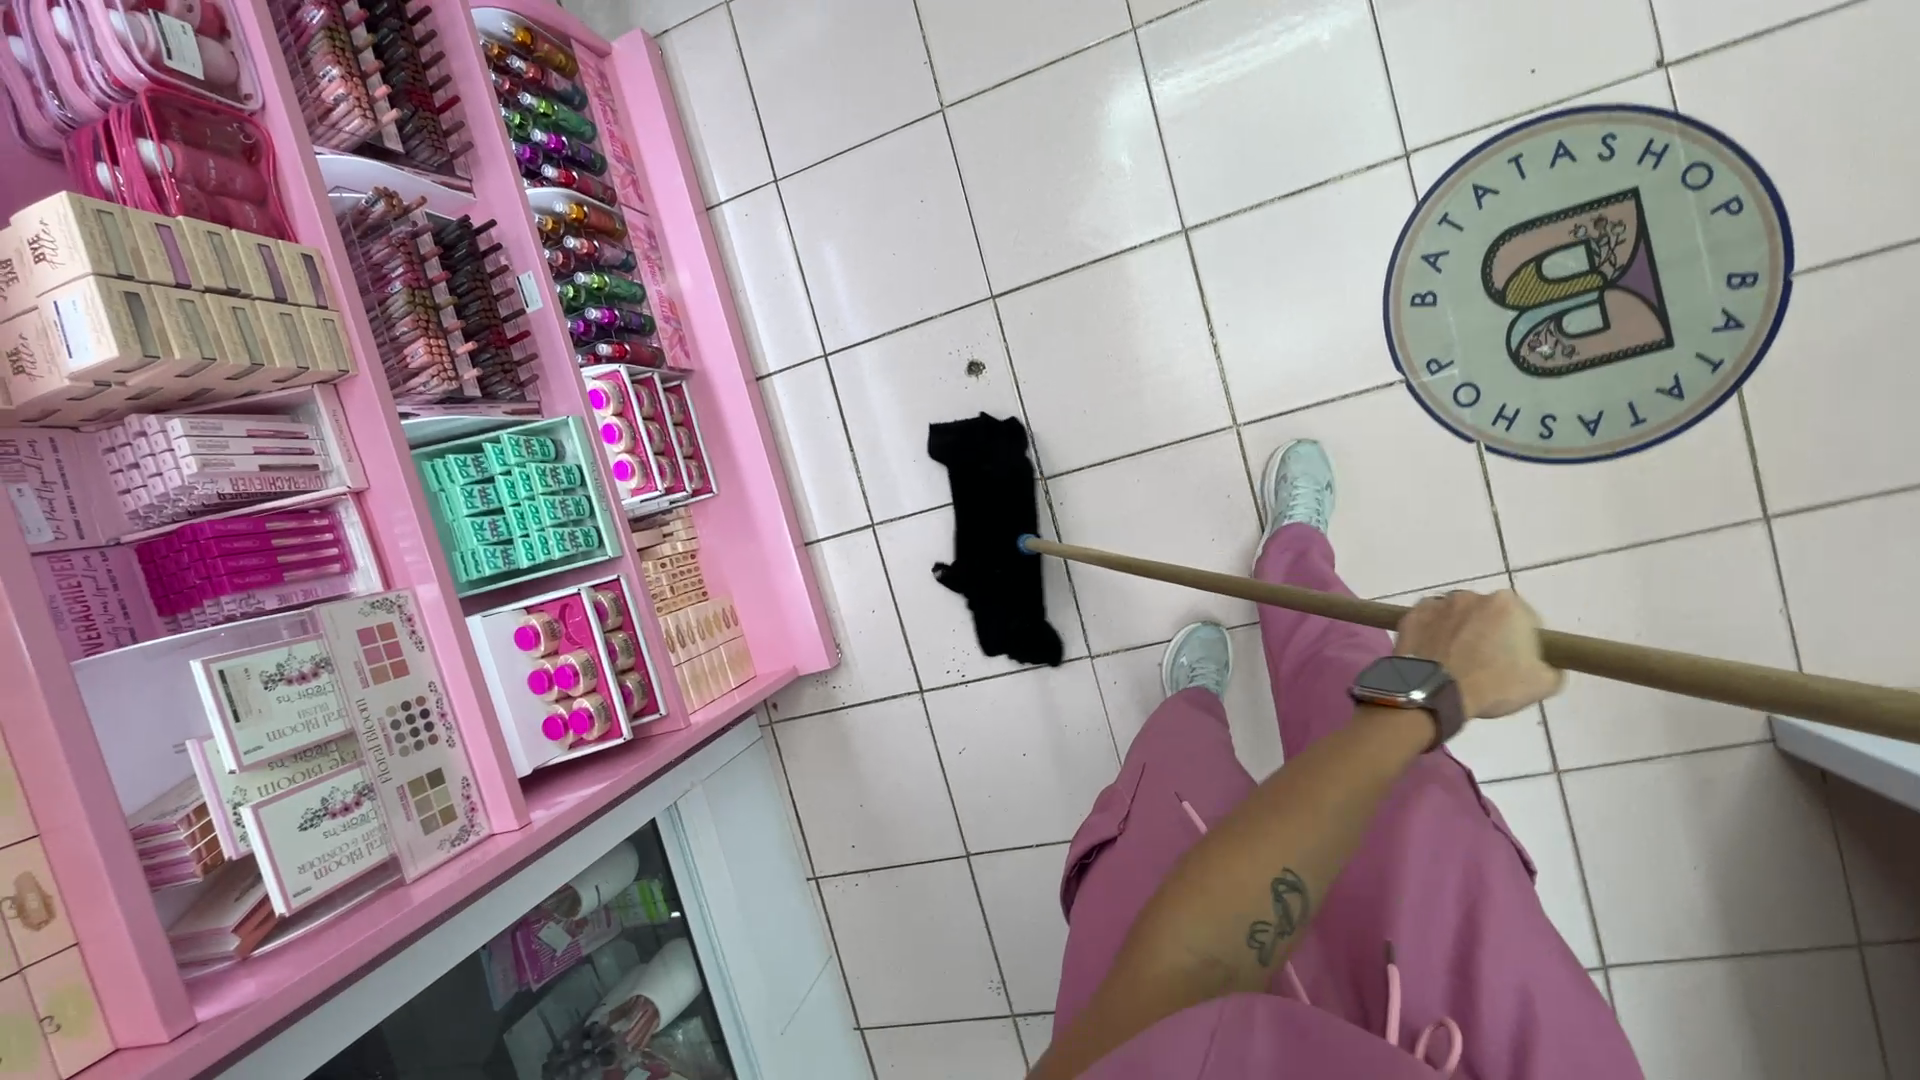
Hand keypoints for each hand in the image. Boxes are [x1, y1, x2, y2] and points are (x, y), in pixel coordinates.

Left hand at [1394, 590, 1562, 717]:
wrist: (1432, 691)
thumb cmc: (1492, 685)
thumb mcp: (1543, 684)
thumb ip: (1552, 666)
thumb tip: (1544, 664)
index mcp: (1508, 604)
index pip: (1524, 620)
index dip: (1522, 642)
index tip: (1515, 661)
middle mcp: (1471, 595)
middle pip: (1487, 614)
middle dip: (1488, 632)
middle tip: (1484, 661)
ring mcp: (1437, 603)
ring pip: (1456, 616)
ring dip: (1458, 630)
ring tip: (1455, 659)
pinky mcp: (1411, 615)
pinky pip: (1428, 621)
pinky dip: (1431, 632)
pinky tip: (1434, 652)